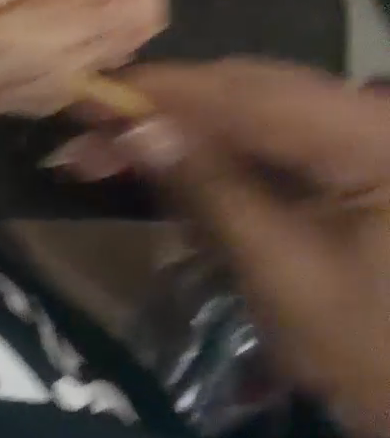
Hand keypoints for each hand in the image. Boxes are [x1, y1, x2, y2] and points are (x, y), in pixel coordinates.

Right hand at [57, 59, 389, 431]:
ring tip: (105, 153)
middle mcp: (387, 128)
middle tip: (81, 131)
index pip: (256, 97)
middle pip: (254, 90)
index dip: (160, 90)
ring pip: (256, 106)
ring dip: (175, 126)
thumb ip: (207, 188)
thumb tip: (130, 126)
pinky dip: (209, 146)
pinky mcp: (363, 165)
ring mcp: (378, 143)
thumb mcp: (279, 269)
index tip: (80, 95)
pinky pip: (273, 134)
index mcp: (388, 147)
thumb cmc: (369, 348)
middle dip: (160, 108)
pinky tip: (163, 164)